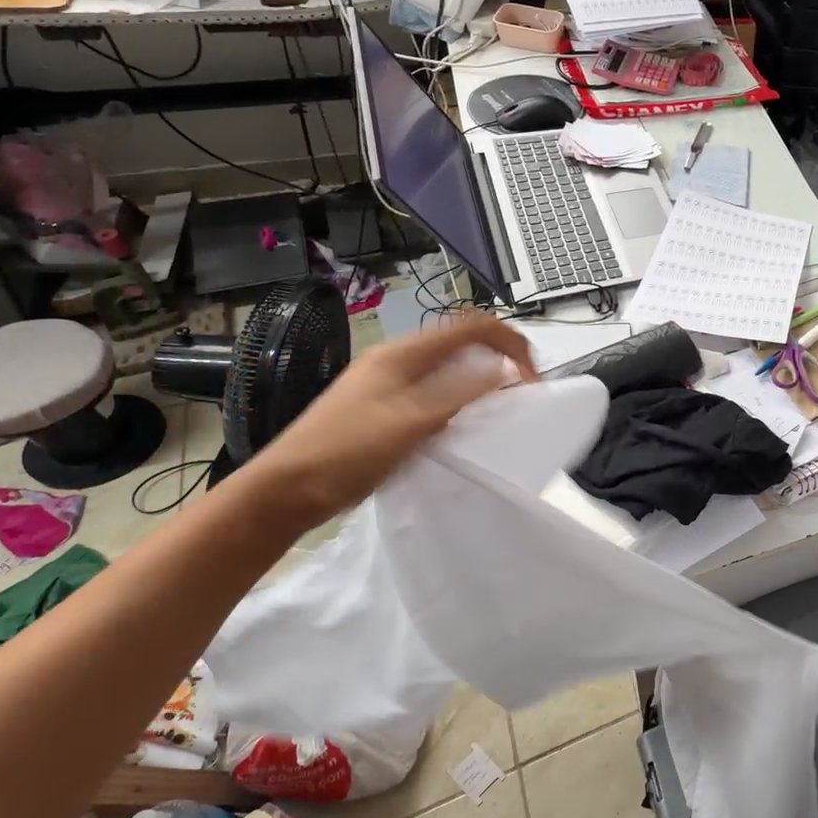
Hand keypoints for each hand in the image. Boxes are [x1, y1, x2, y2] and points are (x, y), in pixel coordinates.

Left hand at [232, 312, 536, 534]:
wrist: (285, 491)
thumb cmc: (346, 452)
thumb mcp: (412, 421)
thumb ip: (461, 391)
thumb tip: (504, 368)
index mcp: (404, 353)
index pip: (474, 326)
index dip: (511, 345)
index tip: (532, 380)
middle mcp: (399, 359)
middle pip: (466, 343)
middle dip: (502, 361)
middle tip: (523, 395)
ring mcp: (391, 382)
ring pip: (453, 368)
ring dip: (483, 382)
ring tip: (501, 410)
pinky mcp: (387, 406)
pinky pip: (438, 391)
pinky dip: (463, 399)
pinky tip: (467, 424)